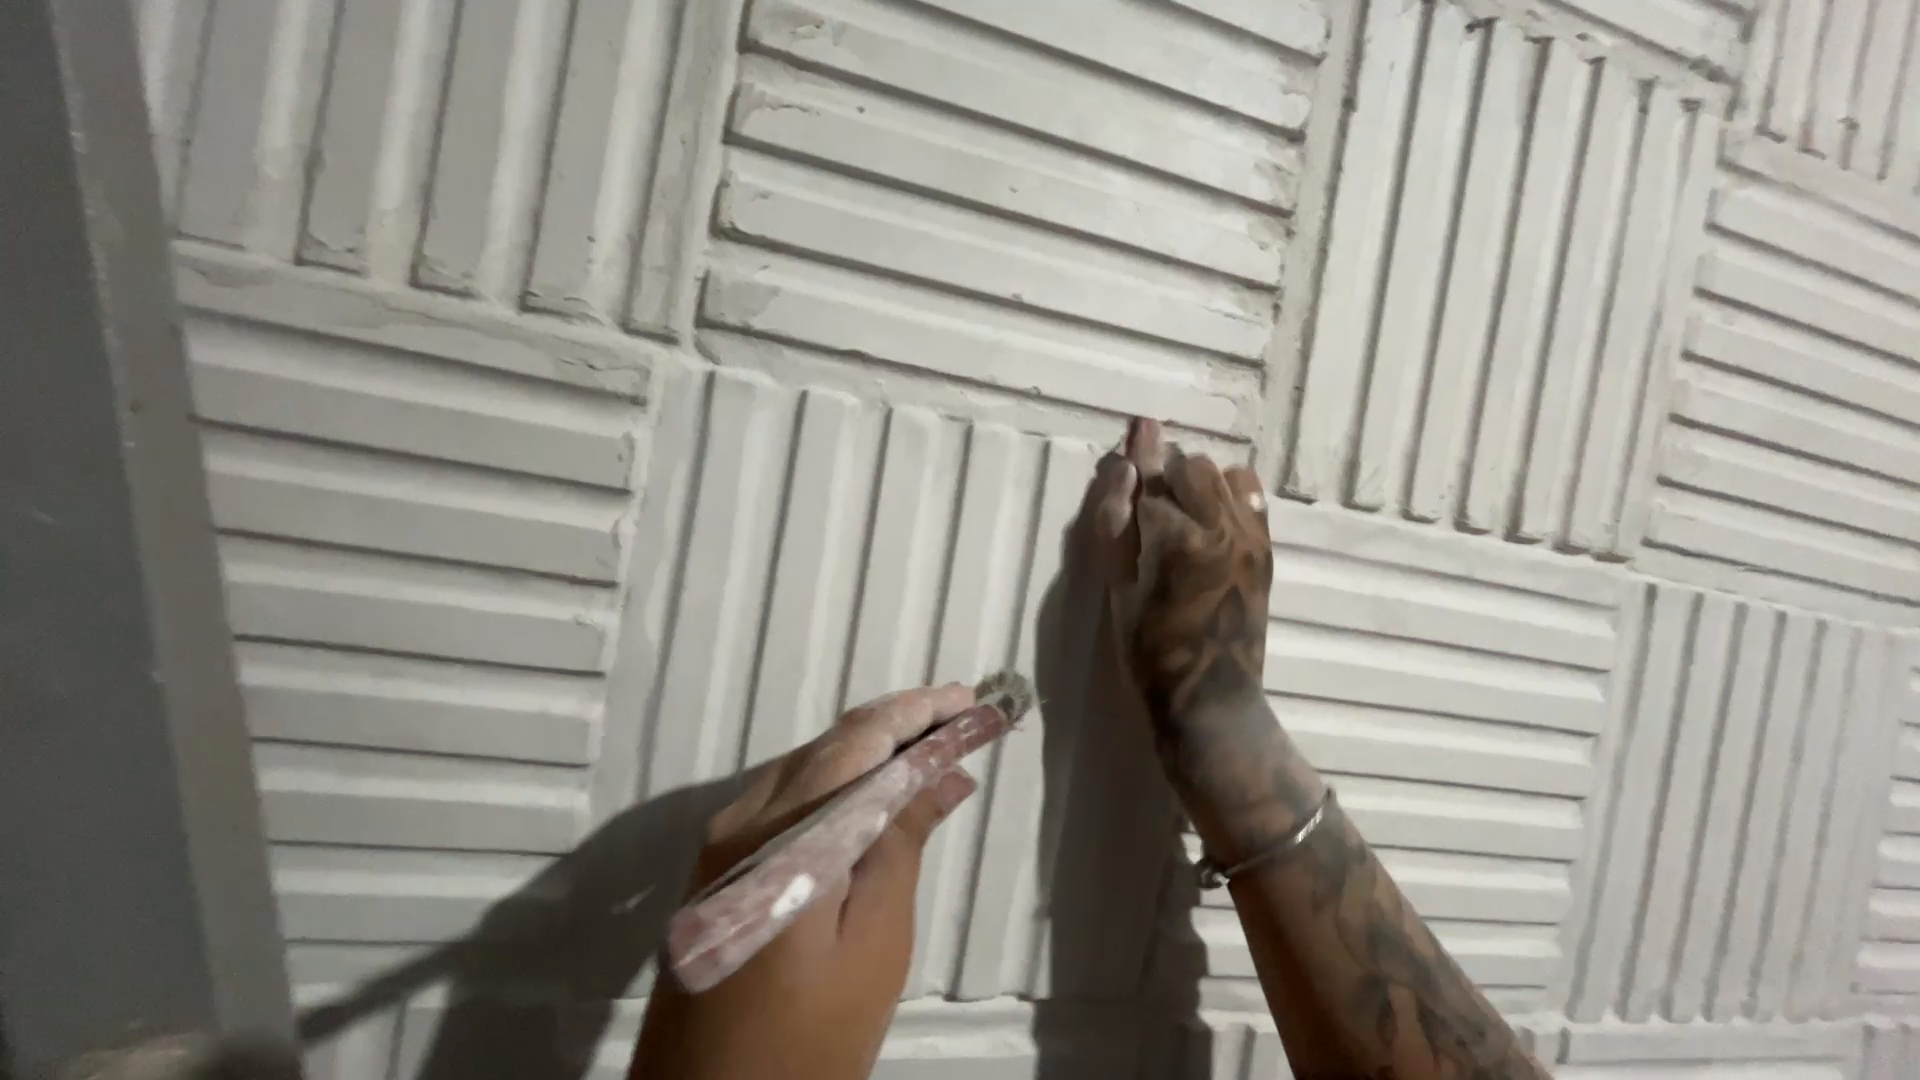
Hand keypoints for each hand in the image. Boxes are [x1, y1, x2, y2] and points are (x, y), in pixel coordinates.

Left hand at [629, 685, 978, 1079]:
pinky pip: (784, 797)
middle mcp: (742, 823)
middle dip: (897, 723)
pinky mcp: (717, 867)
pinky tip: (873, 792)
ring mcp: (721, 844)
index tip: (969, 701)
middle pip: (829, 746)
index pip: (859, 744)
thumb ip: (901, 844)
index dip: (917, 714)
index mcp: (785, 840)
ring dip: (868, 748)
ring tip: (929, 745)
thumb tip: (944, 774)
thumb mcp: (874, 945)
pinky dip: (836, 781)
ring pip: (806, 765)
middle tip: (959, 716)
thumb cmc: (808, 1044)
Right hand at [1088, 418, 1272, 728]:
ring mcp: (1250, 538)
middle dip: (1166, 473)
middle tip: (1149, 498)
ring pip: (1225, 477)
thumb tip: (1123, 470)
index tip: (1141, 424)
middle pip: (1192, 469)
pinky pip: (1252, 497)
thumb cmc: (1148, 649)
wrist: (1210, 695)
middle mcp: (1220, 528)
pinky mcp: (1266, 550)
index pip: (1153, 479)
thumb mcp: (1117, 589)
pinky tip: (1213, 512)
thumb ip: (1117, 524)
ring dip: (1198, 482)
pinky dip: (1230, 493)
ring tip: (1182, 509)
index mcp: (1176, 540)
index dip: (1142, 452)